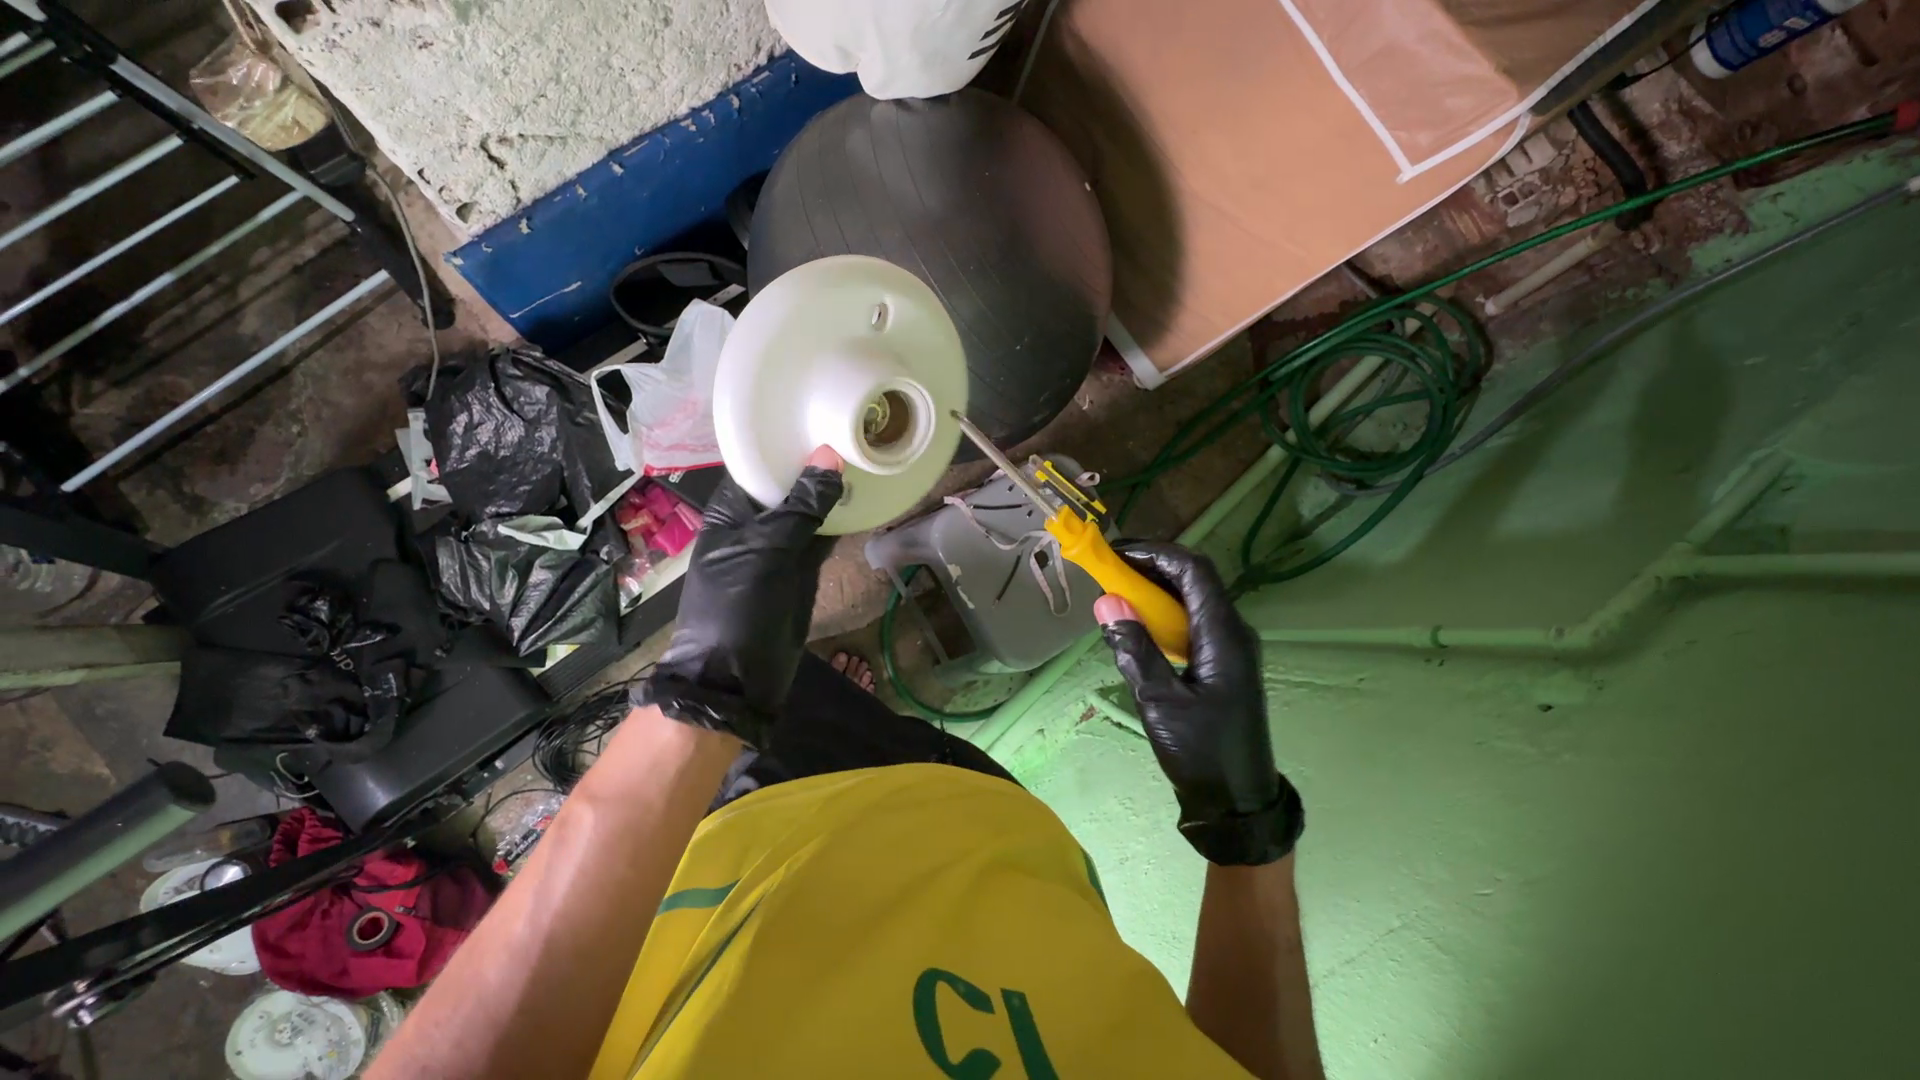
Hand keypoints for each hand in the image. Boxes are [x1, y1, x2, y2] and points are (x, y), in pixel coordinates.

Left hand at [633, 447, 843, 746]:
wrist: (737, 678)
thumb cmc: (738, 606)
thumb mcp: (767, 551)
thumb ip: (800, 507)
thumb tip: (829, 457)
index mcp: (730, 514)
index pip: (757, 466)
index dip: (785, 443)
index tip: (822, 415)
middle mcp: (753, 527)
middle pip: (785, 487)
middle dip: (814, 467)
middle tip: (855, 431)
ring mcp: (778, 552)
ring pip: (807, 513)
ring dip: (831, 494)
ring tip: (867, 458)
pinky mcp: (800, 574)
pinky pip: (820, 540)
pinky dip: (839, 523)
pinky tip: (863, 502)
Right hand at [1094, 543, 1302, 865]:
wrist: (1237, 801)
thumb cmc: (1201, 751)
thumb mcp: (1161, 702)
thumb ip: (1135, 649)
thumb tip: (1107, 601)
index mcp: (1224, 634)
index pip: (1193, 570)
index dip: (1154, 553)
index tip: (1113, 553)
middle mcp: (1233, 631)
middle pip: (1194, 579)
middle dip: (1151, 567)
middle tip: (1108, 571)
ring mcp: (1231, 648)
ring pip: (1193, 600)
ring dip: (1156, 590)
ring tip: (1116, 594)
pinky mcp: (1223, 664)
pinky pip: (1193, 623)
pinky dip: (1164, 615)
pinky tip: (1138, 628)